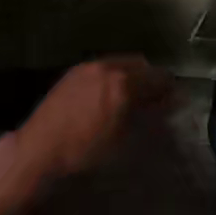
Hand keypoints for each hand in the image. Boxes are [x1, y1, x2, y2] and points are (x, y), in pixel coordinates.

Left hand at [13, 57, 166, 178]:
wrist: (39, 149)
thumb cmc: (85, 151)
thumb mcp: (124, 138)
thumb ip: (150, 115)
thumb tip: (172, 101)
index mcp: (123, 83)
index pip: (159, 77)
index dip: (171, 89)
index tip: (176, 102)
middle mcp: (106, 67)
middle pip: (140, 64)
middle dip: (151, 78)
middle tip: (155, 100)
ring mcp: (87, 67)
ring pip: (120, 63)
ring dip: (132, 75)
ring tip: (131, 99)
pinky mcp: (72, 73)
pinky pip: (102, 67)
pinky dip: (113, 76)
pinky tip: (107, 97)